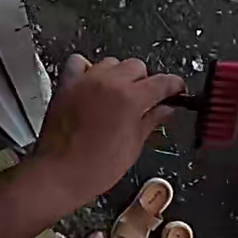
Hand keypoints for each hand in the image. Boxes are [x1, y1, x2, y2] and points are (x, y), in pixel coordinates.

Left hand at [27, 54, 183, 210]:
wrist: (59, 174)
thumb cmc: (97, 168)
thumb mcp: (133, 146)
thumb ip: (150, 122)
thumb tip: (166, 110)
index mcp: (131, 99)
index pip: (161, 82)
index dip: (174, 86)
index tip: (177, 90)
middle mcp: (109, 83)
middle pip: (136, 66)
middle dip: (144, 81)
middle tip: (144, 101)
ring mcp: (85, 81)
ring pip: (111, 62)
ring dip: (118, 75)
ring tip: (116, 95)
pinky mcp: (66, 85)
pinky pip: (79, 63)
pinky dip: (87, 69)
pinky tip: (91, 85)